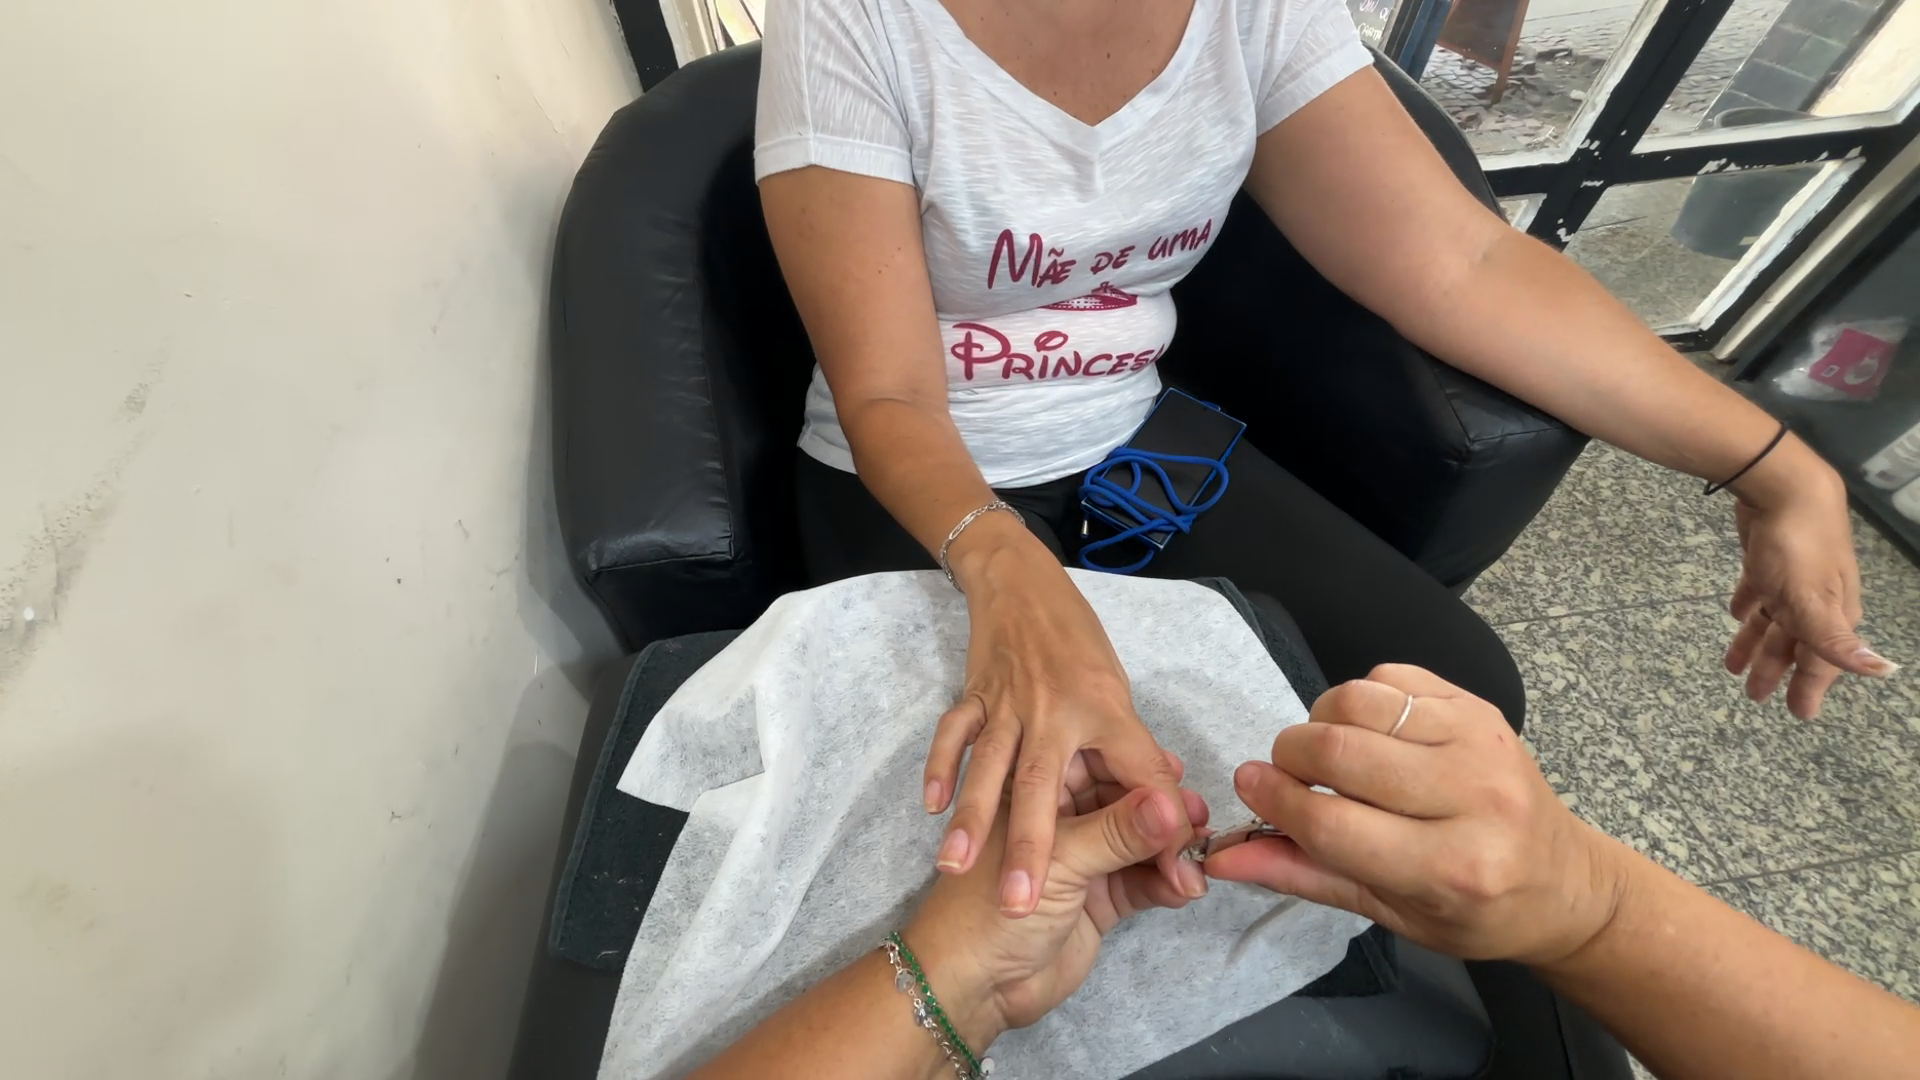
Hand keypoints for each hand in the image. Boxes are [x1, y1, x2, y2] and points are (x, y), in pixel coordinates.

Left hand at [904, 783, 1208, 1043]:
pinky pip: (1136, 884)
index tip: (1181, 779)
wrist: (969, 985)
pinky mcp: (1096, 900)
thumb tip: (1169, 801)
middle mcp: (1061, 817)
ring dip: (1165, 850)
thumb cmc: (990, 904)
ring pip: (1133, 845)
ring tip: (1201, 854)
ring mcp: (1080, 859)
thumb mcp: (1061, 859)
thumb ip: (1116, 831)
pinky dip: (1160, 884)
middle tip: (1200, 816)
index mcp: (1038, 789)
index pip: (1098, 771)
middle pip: (1121, 805)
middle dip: (1161, 813)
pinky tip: (1185, 888)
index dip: (1139, 775)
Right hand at [927, 519, 1201, 915]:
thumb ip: (1132, 745)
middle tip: (1022, 904)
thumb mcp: (1117, 687)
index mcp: (1102, 706)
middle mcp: (1054, 709)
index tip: (1173, 875)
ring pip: (989, 763)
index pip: (1137, 770)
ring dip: (972, 815)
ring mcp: (1008, 701)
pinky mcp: (975, 693)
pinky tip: (932, 804)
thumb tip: (1165, 797)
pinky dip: (940, 764)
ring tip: (957, 865)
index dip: (1160, 821)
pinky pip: (954, 731)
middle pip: (1044, 782)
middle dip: (1033, 845)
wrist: (1022, 583)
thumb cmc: (1077, 636)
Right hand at [1203, 664, 1629, 964]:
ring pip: (1353, 702)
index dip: (1273, 800)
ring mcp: (1478, 741)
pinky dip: (1357, 701)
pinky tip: (1374, 734)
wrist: (1567, 883)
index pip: (1329, 821)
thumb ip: (1298, 874)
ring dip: (1321, 723)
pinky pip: (1384, 676)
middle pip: (1336, 750)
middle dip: (1290, 757)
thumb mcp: (1384, 910)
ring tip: (1336, 755)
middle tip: (1292, 775)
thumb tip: (1222, 857)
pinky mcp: (1476, 705)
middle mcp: (1473, 798)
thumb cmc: (1471, 910)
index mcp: (1452, 868)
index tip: (1250, 787)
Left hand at [1724, 474, 1896, 718]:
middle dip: (1772, 670)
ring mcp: (1790, 582)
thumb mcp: (1810, 598)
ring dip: (1752, 643)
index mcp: (1829, 615)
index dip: (1809, 688)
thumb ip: (1834, 636)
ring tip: (1730, 666)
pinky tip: (1737, 614)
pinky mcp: (1766, 564)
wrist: (1785, 495)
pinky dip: (1748, 606)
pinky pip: (1757, 592)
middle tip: (1750, 694)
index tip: (1797, 714)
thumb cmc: (1797, 549)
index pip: (1820, 662)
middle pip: (1791, 645)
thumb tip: (1882, 671)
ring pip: (1770, 622)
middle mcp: (1814, 602)